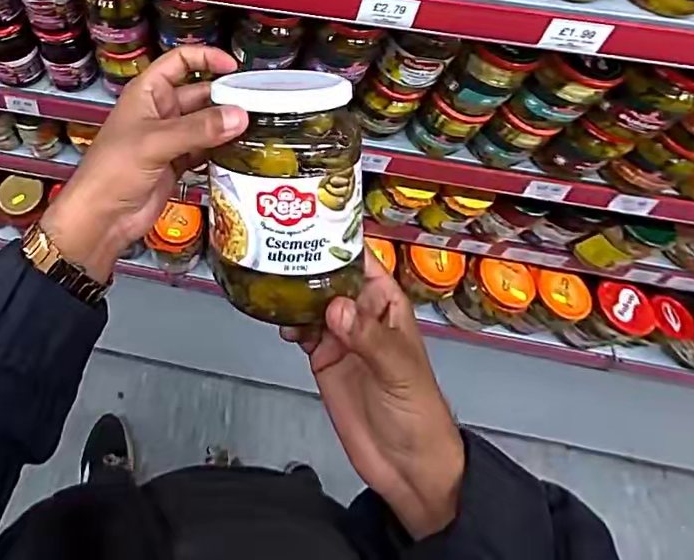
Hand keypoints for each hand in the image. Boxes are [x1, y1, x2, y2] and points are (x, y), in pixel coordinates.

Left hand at [38, 45, 245, 281]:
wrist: (100, 218)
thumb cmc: (113, 170)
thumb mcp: (155, 142)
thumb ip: (198, 129)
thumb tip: (239, 116)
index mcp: (147, 93)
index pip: (179, 61)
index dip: (206, 57)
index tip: (233, 66)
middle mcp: (159, 111)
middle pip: (199, 94)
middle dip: (224, 97)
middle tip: (255, 105)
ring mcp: (169, 138)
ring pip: (204, 123)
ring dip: (225, 125)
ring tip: (255, 127)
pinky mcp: (176, 163)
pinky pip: (205, 149)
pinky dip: (221, 149)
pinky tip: (239, 151)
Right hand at [282, 254, 464, 540]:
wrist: (407, 469)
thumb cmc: (421, 415)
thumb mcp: (399, 371)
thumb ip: (369, 338)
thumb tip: (337, 308)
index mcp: (385, 304)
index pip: (361, 259)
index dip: (340, 239)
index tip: (313, 223)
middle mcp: (359, 313)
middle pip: (328, 274)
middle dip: (307, 260)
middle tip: (280, 245)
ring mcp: (339, 334)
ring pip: (310, 298)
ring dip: (292, 289)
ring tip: (273, 279)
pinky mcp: (322, 356)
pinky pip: (299, 328)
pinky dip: (286, 321)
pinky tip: (278, 319)